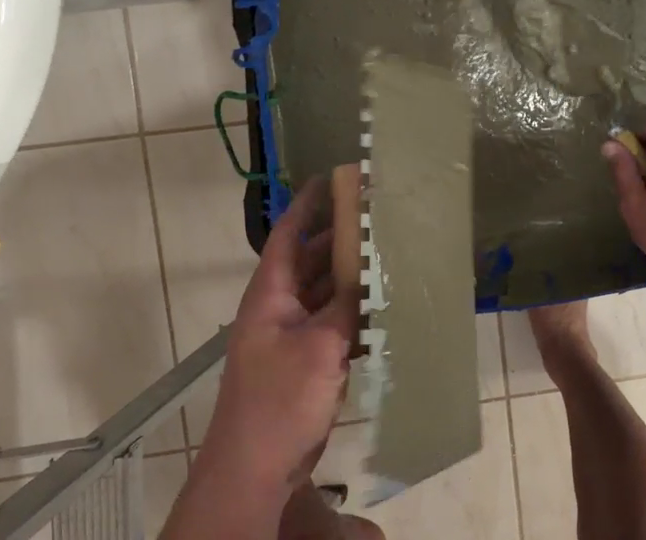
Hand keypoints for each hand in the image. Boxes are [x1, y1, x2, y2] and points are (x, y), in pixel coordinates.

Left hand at [200, 177, 355, 499]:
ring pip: (325, 294)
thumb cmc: (280, 399)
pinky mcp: (306, 364)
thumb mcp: (320, 346)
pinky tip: (385, 306)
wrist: (256, 469)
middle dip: (340, 238)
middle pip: (310, 262)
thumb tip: (372, 275)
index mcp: (270, 296)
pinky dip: (356, 313)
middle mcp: (279, 309)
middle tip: (378, 215)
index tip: (330, 177)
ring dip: (352, 277)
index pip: (286, 236)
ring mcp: (292, 338)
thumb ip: (348, 306)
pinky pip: (333, 325)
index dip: (306, 205)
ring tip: (390, 253)